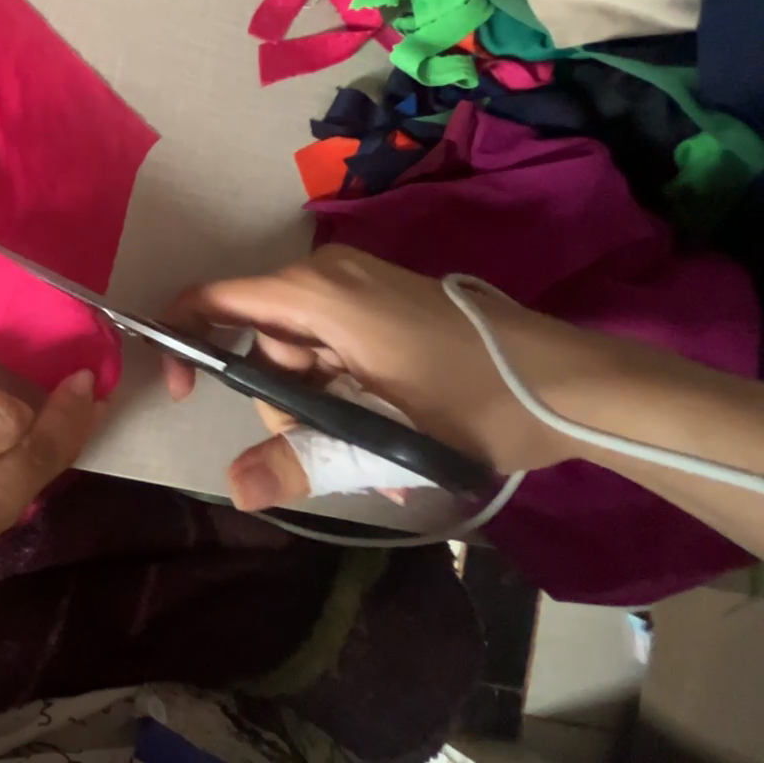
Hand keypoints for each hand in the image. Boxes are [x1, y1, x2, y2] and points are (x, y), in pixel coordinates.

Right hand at [158, 245, 600, 510]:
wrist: (586, 388)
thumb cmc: (478, 403)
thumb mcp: (384, 440)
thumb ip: (300, 461)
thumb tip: (233, 491)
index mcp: (313, 292)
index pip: (211, 300)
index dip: (180, 340)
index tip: (181, 391)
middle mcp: (325, 275)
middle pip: (258, 339)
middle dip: (279, 398)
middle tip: (323, 444)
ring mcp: (355, 285)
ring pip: (295, 349)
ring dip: (315, 401)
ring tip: (367, 446)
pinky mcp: (379, 300)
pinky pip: (327, 342)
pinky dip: (338, 386)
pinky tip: (379, 421)